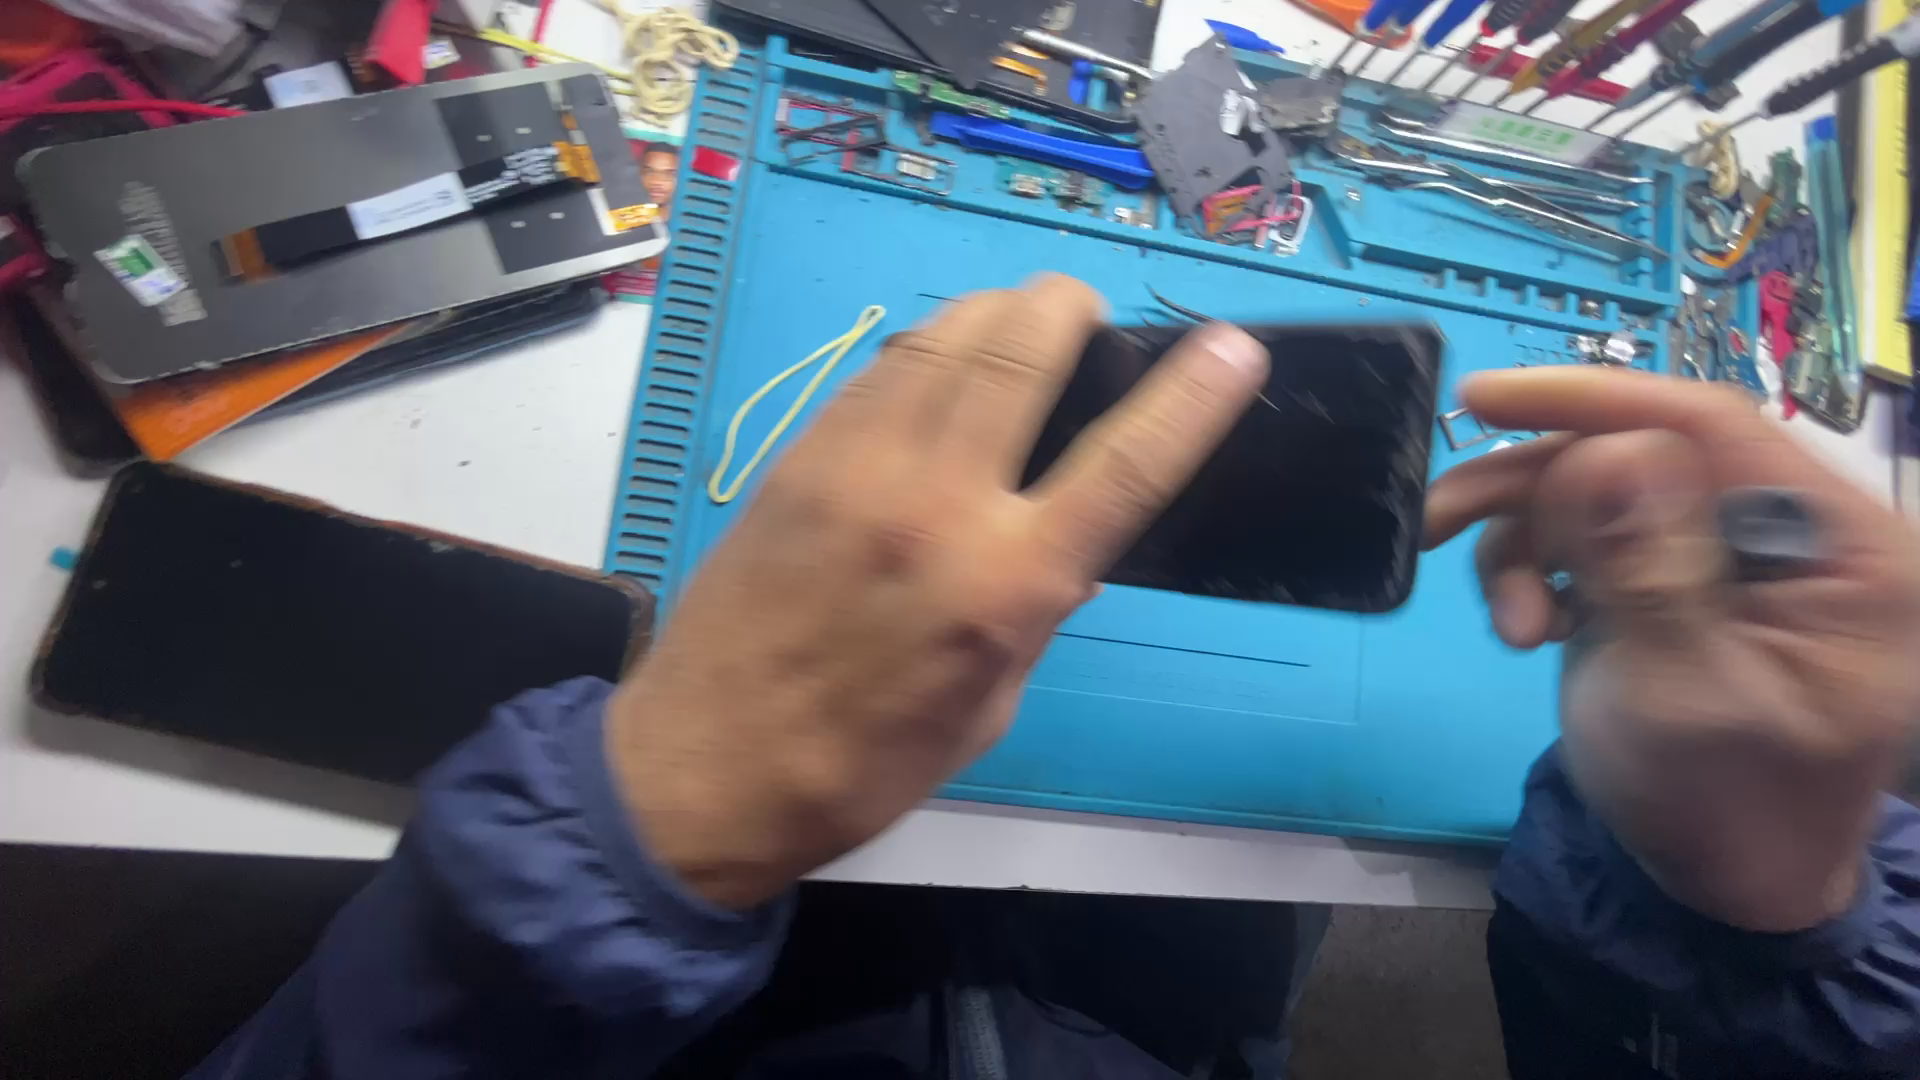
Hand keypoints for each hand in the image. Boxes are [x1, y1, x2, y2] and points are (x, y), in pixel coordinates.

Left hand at [605, 276, 1269, 908]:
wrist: (705, 766)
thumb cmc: (864, 763)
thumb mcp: (987, 706)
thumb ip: (1032, 607)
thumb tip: (1063, 542)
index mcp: (1005, 585)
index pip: (1126, 464)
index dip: (1193, 398)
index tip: (1233, 349)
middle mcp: (938, 501)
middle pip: (1023, 346)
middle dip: (1069, 307)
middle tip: (1084, 320)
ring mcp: (858, 464)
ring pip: (946, 335)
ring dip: (998, 315)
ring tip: (1016, 335)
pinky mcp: (799, 454)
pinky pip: (881, 370)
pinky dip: (929, 351)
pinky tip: (938, 374)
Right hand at [1425, 367, 1919, 930]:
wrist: (1701, 865)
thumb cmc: (1714, 796)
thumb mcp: (1682, 690)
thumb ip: (1651, 570)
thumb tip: (1610, 452)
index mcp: (1839, 548)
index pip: (1709, 428)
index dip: (1591, 402)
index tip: (1478, 400)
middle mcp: (1771, 531)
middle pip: (1620, 456)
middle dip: (1524, 495)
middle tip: (1432, 526)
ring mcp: (1699, 552)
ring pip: (1573, 494)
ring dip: (1511, 545)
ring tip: (1505, 622)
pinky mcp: (1641, 574)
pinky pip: (1555, 536)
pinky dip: (1518, 575)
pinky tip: (1523, 629)